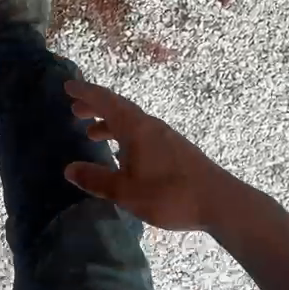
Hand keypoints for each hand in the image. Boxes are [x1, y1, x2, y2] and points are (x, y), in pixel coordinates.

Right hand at [62, 80, 229, 231]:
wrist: (220, 202)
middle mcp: (149, 125)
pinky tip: (123, 154)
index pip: (105, 101)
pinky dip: (125, 135)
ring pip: (131, 121)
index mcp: (135, 128)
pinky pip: (142, 132)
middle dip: (95, 106)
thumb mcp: (125, 191)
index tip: (68, 86)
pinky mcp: (175, 149)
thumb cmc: (169, 194)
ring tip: (93, 133)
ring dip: (110, 123)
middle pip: (118, 107)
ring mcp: (165, 136)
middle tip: (75, 110)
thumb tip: (69, 169)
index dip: (85, 93)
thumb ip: (96, 179)